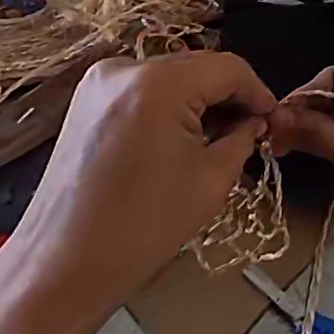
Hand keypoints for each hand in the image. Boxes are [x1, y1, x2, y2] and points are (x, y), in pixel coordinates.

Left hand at [0, 53, 274, 333]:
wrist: (59, 267)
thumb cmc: (143, 227)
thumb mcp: (213, 179)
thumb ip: (242, 136)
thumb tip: (254, 120)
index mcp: (159, 83)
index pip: (229, 67)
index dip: (259, 91)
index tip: (274, 120)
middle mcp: (126, 67)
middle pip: (200, 66)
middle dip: (230, 95)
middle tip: (253, 130)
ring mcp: (100, 80)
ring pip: (173, 75)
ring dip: (202, 98)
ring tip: (219, 135)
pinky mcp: (87, 99)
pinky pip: (145, 87)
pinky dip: (171, 103)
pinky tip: (183, 135)